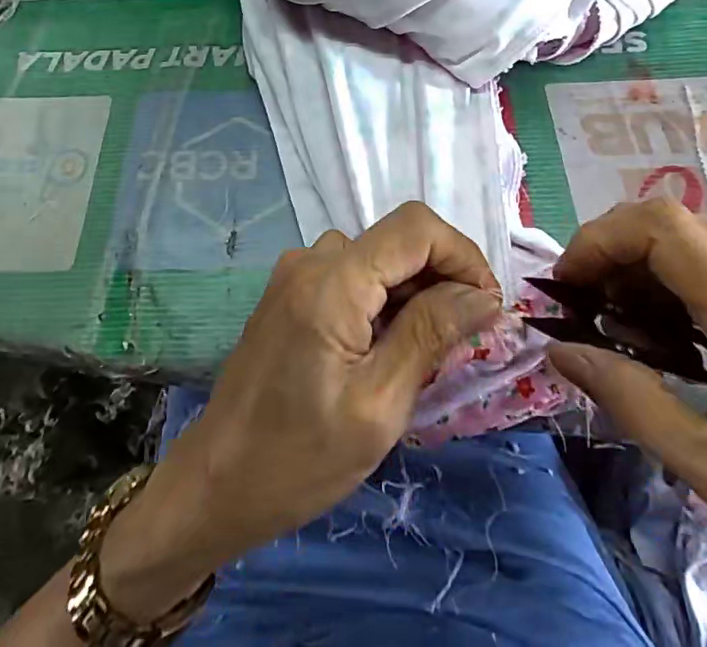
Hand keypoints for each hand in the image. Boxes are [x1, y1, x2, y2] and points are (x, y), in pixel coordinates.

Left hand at [97, 201, 502, 618]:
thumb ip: (430, 334)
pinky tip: (386, 349)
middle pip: (396, 239)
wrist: (218, 480)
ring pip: (375, 258)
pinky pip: (348, 276)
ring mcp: (293, 276)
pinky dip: (381, 299)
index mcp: (331, 281)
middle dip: (441, 277)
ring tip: (425, 353)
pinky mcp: (287, 296)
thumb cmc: (300, 456)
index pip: (416, 227)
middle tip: (461, 341)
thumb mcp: (379, 404)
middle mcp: (309, 261)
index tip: (487, 309)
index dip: (463, 256)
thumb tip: (483, 294)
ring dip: (412, 291)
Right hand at [544, 200, 706, 646]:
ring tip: (615, 340)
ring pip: (689, 255)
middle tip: (579, 317)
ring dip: (634, 283)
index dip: (599, 239)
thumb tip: (560, 351)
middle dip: (606, 262)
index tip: (567, 286)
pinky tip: (665, 350)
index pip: (662, 227)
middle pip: (668, 233)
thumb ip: (632, 402)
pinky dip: (668, 299)